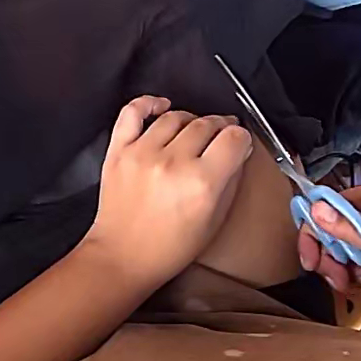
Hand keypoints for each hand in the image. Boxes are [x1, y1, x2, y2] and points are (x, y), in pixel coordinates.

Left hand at [81, 96, 254, 288]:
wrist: (123, 257)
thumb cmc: (169, 247)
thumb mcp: (214, 221)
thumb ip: (229, 182)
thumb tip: (237, 152)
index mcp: (202, 183)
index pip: (233, 138)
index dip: (241, 138)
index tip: (238, 143)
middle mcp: (173, 163)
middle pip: (207, 124)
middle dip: (219, 128)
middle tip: (220, 137)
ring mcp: (143, 153)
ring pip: (176, 116)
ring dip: (191, 121)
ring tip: (194, 132)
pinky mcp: (119, 151)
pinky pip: (133, 111)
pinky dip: (150, 103)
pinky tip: (162, 107)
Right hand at [297, 181, 360, 317]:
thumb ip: (347, 226)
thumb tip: (314, 207)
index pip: (327, 205)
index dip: (315, 230)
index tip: (311, 257)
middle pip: (329, 229)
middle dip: (330, 255)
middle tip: (334, 275)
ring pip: (338, 250)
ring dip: (342, 269)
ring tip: (359, 280)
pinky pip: (351, 264)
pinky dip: (355, 276)